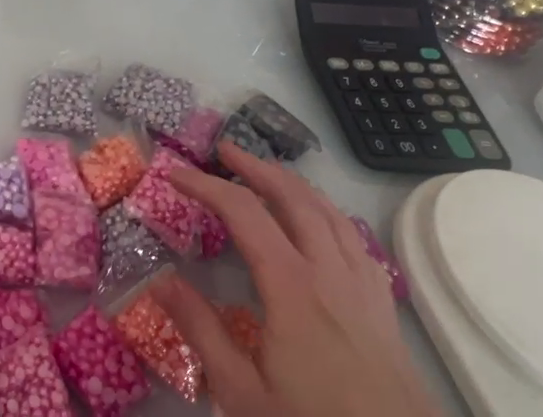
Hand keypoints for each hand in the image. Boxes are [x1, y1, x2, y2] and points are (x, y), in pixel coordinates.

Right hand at [154, 143, 442, 416]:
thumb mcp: (242, 391)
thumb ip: (201, 331)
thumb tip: (159, 280)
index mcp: (293, 287)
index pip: (244, 213)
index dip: (208, 186)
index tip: (175, 174)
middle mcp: (331, 272)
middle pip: (294, 198)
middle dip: (256, 167)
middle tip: (225, 150)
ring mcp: (363, 286)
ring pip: (330, 212)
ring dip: (294, 183)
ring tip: (267, 172)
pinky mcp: (383, 305)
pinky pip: (355, 238)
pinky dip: (328, 214)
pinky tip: (320, 223)